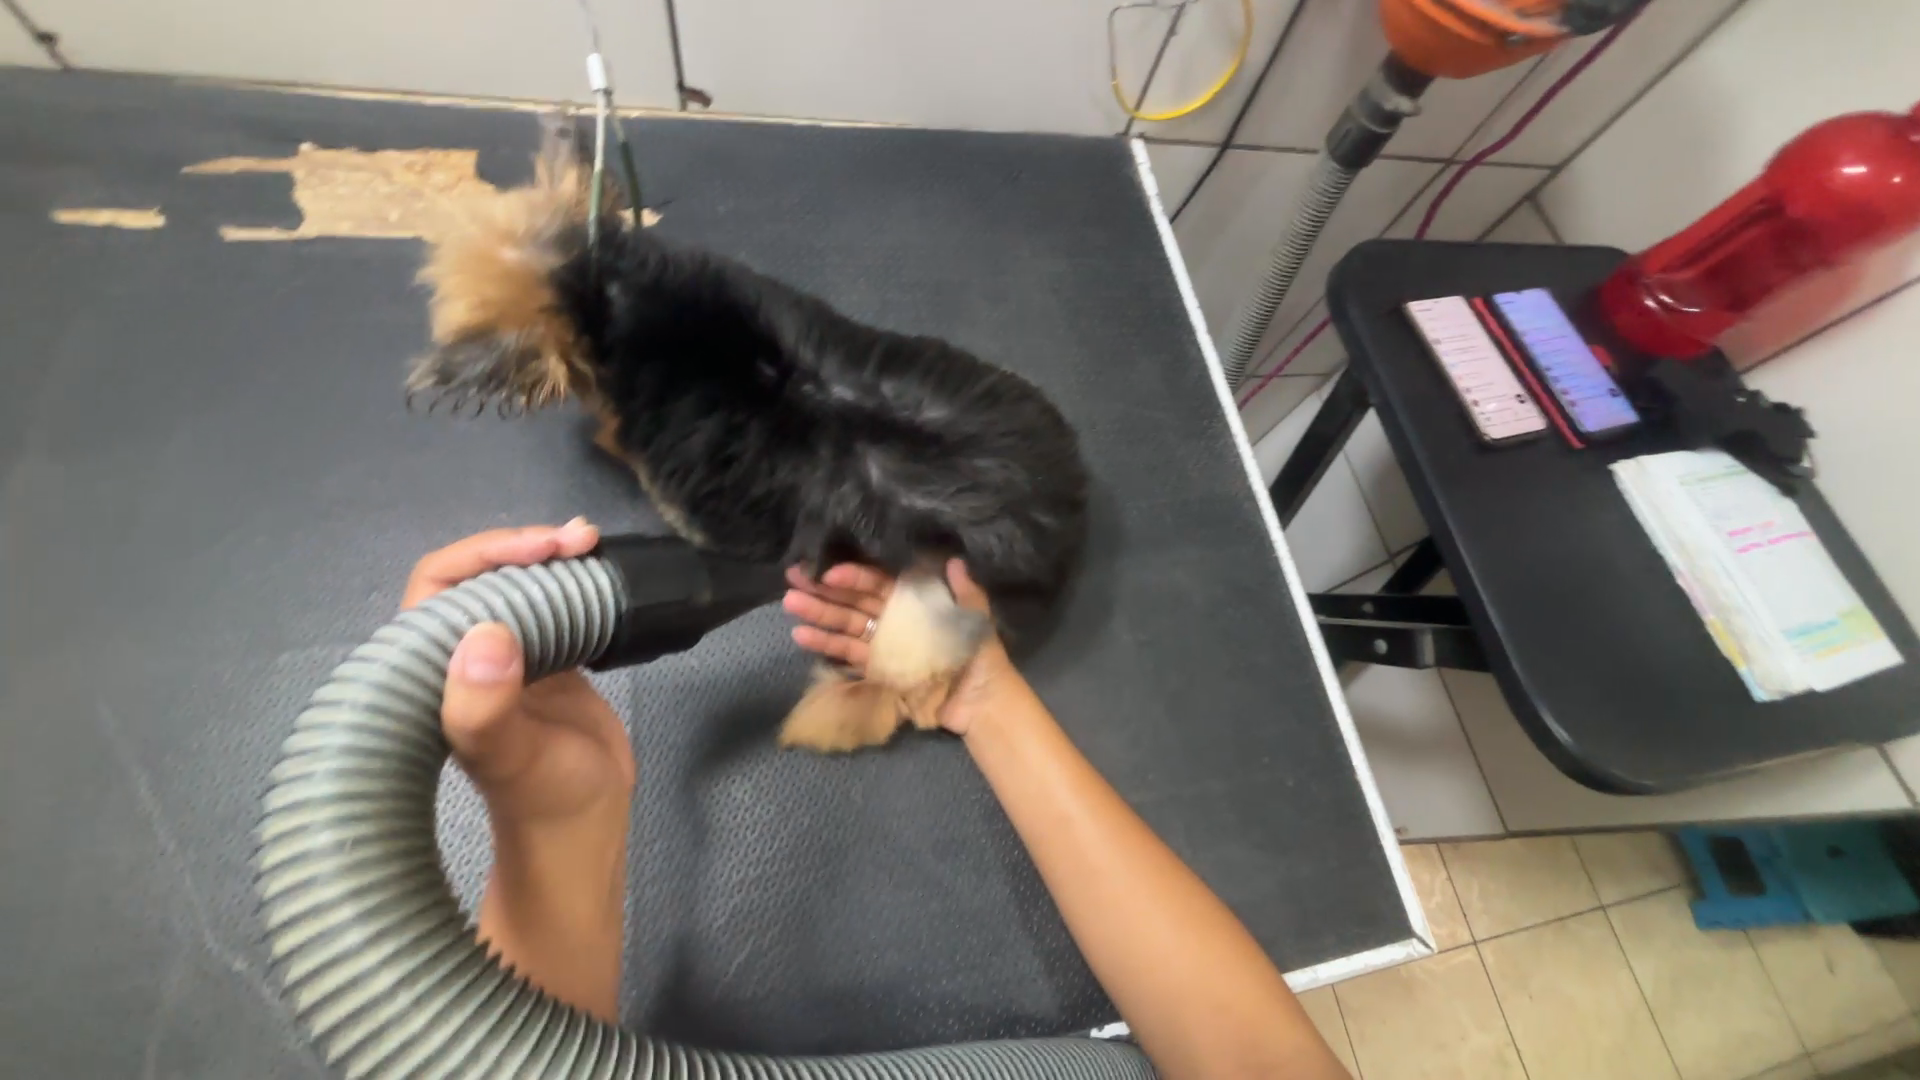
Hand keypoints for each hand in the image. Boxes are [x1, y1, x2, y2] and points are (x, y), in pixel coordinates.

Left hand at [403, 520, 635, 823]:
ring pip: (520, 584)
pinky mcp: (552, 661)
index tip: (544, 550)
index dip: (484, 555)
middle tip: (582, 538)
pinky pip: (557, 605)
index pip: (439, 585)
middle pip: (482, 574)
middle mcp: (465, 654)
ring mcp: (512, 656)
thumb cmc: (544, 797)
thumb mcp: (513, 758)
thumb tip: (487, 634)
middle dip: (526, 546)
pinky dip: (577, 581)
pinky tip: (601, 572)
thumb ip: (486, 706)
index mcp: (433, 669)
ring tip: (593, 543)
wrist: (586, 825)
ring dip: (553, 557)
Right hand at [782, 559, 1022, 736]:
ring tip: (790, 603)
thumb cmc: (981, 655)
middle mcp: (895, 617)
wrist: (980, 702)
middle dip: (824, 589)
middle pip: (855, 600)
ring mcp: (883, 643)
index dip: (855, 577)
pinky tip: (801, 635)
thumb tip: (954, 559)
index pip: (879, 583)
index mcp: (916, 600)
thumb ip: (964, 592)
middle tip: (793, 577)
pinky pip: (849, 653)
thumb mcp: (976, 619)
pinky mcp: (877, 667)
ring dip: (818, 614)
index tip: (830, 572)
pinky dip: (826, 645)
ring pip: (846, 624)